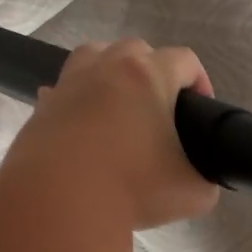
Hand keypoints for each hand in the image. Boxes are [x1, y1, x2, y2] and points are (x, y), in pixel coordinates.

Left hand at [8, 40, 217, 228]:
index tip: (203, 108)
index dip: (201, 80)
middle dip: (158, 72)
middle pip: (138, 49)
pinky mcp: (44, 105)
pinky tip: (91, 128)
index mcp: (147, 78)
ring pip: (96, 57)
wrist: (63, 201)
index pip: (185, 59)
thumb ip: (206, 178)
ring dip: (115, 74)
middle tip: (165, 110)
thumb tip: (199, 174)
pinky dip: (83, 100)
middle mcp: (106, 67)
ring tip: (126, 110)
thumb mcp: (196, 193)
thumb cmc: (136, 189)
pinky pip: (67, 88)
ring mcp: (70, 82)